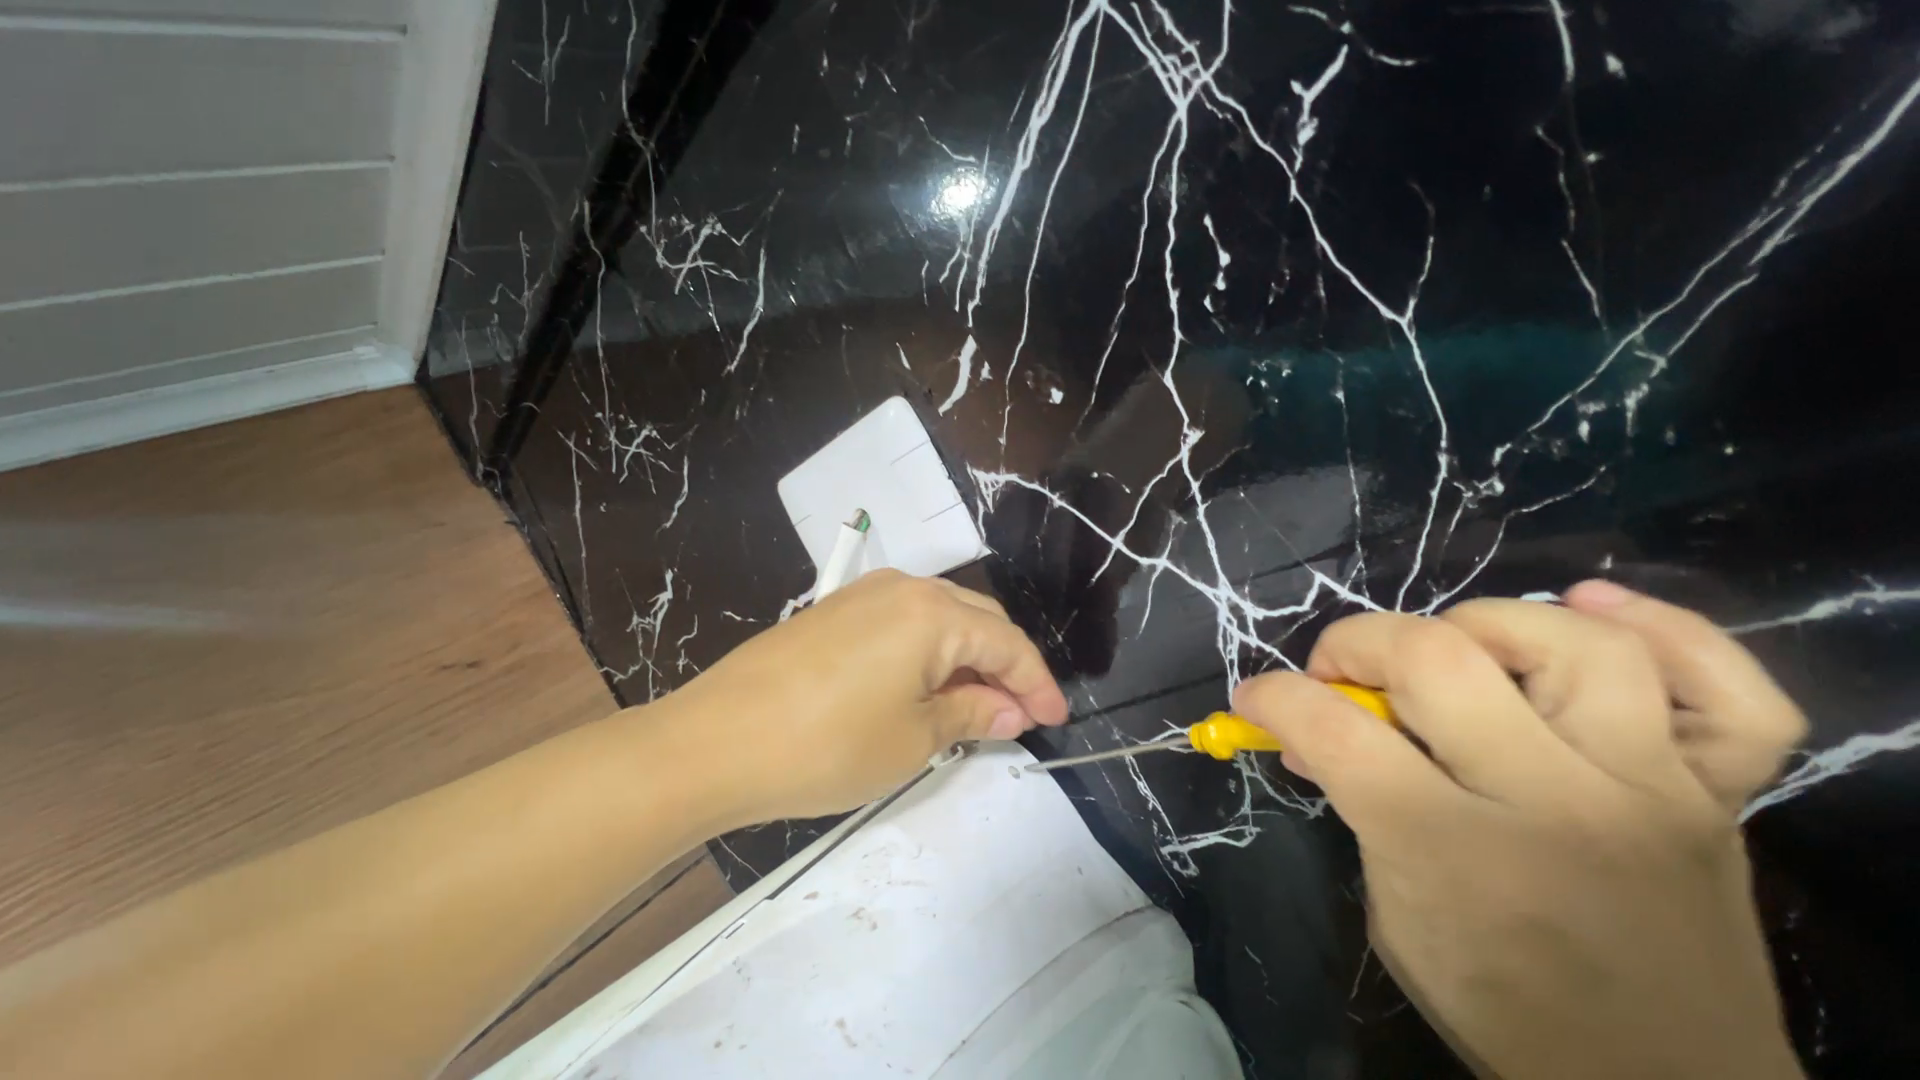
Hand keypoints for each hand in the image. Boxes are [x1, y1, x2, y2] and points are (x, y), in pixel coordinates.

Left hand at [658, 570, 1068, 826]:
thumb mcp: (912, 740)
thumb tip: (1010, 711)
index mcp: (933, 613)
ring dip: (965, 660)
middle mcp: (901, 589)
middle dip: (1005, 668)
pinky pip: (900, 625)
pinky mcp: (830, 614)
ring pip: (937, 620)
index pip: (1007, 644)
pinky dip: (926, 655)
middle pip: (976, 622)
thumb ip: (970, 716)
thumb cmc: (827, 745)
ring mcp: (860, 597)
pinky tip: (923, 691)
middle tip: (1019, 716)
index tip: (1057, 720)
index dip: (1037, 685)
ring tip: (975, 709)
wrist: (714, 743)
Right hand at [1234, 581, 1806, 1079]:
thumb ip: (1361, 812)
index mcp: (1452, 850)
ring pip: (1577, 647)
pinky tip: (1596, 612)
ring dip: (1489, 624)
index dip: (1275, 697)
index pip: (1339, 731)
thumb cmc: (1500, 1007)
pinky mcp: (1718, 798)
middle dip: (1359, 643)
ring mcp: (1648, 791)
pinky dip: (1669, 631)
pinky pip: (1730, 694)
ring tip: (1455, 648)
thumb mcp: (1396, 918)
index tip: (1255, 697)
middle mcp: (1554, 803)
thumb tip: (1318, 734)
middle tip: (1339, 670)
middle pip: (1440, 660)